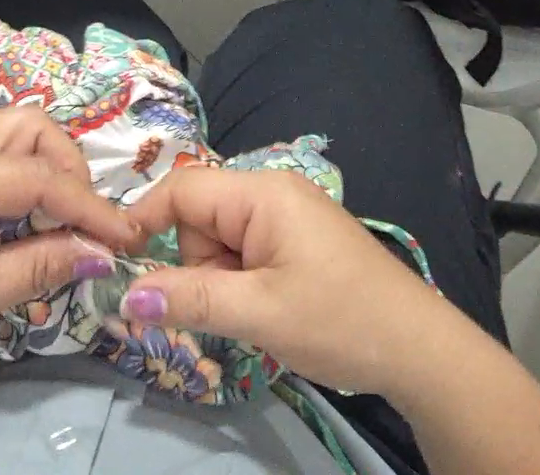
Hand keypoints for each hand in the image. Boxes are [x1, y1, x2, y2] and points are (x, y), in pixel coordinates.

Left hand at [0, 106, 142, 391]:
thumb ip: (43, 265)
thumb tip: (105, 252)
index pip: (37, 174)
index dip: (88, 205)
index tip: (125, 237)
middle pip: (31, 127)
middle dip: (69, 170)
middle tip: (82, 225)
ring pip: (17, 133)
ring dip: (49, 172)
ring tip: (60, 224)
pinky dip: (25, 179)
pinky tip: (29, 220)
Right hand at [120, 166, 466, 400]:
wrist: (420, 351)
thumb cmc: (339, 320)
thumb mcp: (258, 313)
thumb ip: (189, 299)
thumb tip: (126, 296)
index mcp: (262, 193)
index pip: (182, 189)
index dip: (144, 221)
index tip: (119, 264)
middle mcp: (271, 192)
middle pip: (199, 218)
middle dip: (197, 265)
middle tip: (227, 307)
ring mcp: (287, 216)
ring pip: (219, 241)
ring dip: (220, 280)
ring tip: (258, 314)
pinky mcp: (296, 241)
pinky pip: (245, 253)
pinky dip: (240, 283)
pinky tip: (270, 309)